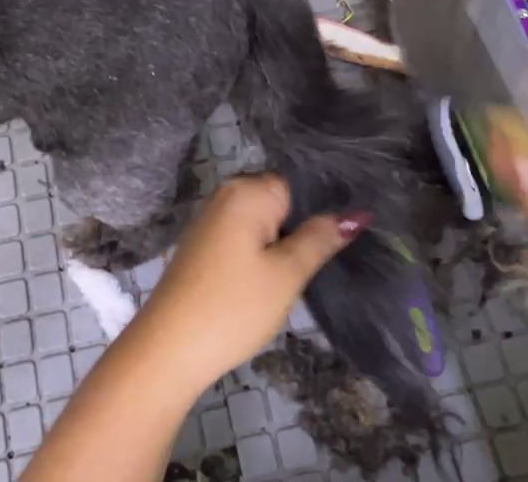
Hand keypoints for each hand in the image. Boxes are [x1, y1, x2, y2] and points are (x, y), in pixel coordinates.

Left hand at [121, 175, 366, 391]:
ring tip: (317, 264)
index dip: (327, 203)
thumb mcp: (286, 274)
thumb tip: (358, 212)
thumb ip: (320, 238)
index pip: (299, 181)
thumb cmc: (233, 307)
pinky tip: (280, 273)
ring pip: (265, 219)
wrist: (169, 347)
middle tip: (340, 251)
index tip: (354, 228)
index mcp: (247, 191)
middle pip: (281, 198)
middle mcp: (226, 194)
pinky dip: (265, 249)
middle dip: (307, 221)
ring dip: (287, 238)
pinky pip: (247, 234)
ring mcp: (212, 219)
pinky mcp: (206, 243)